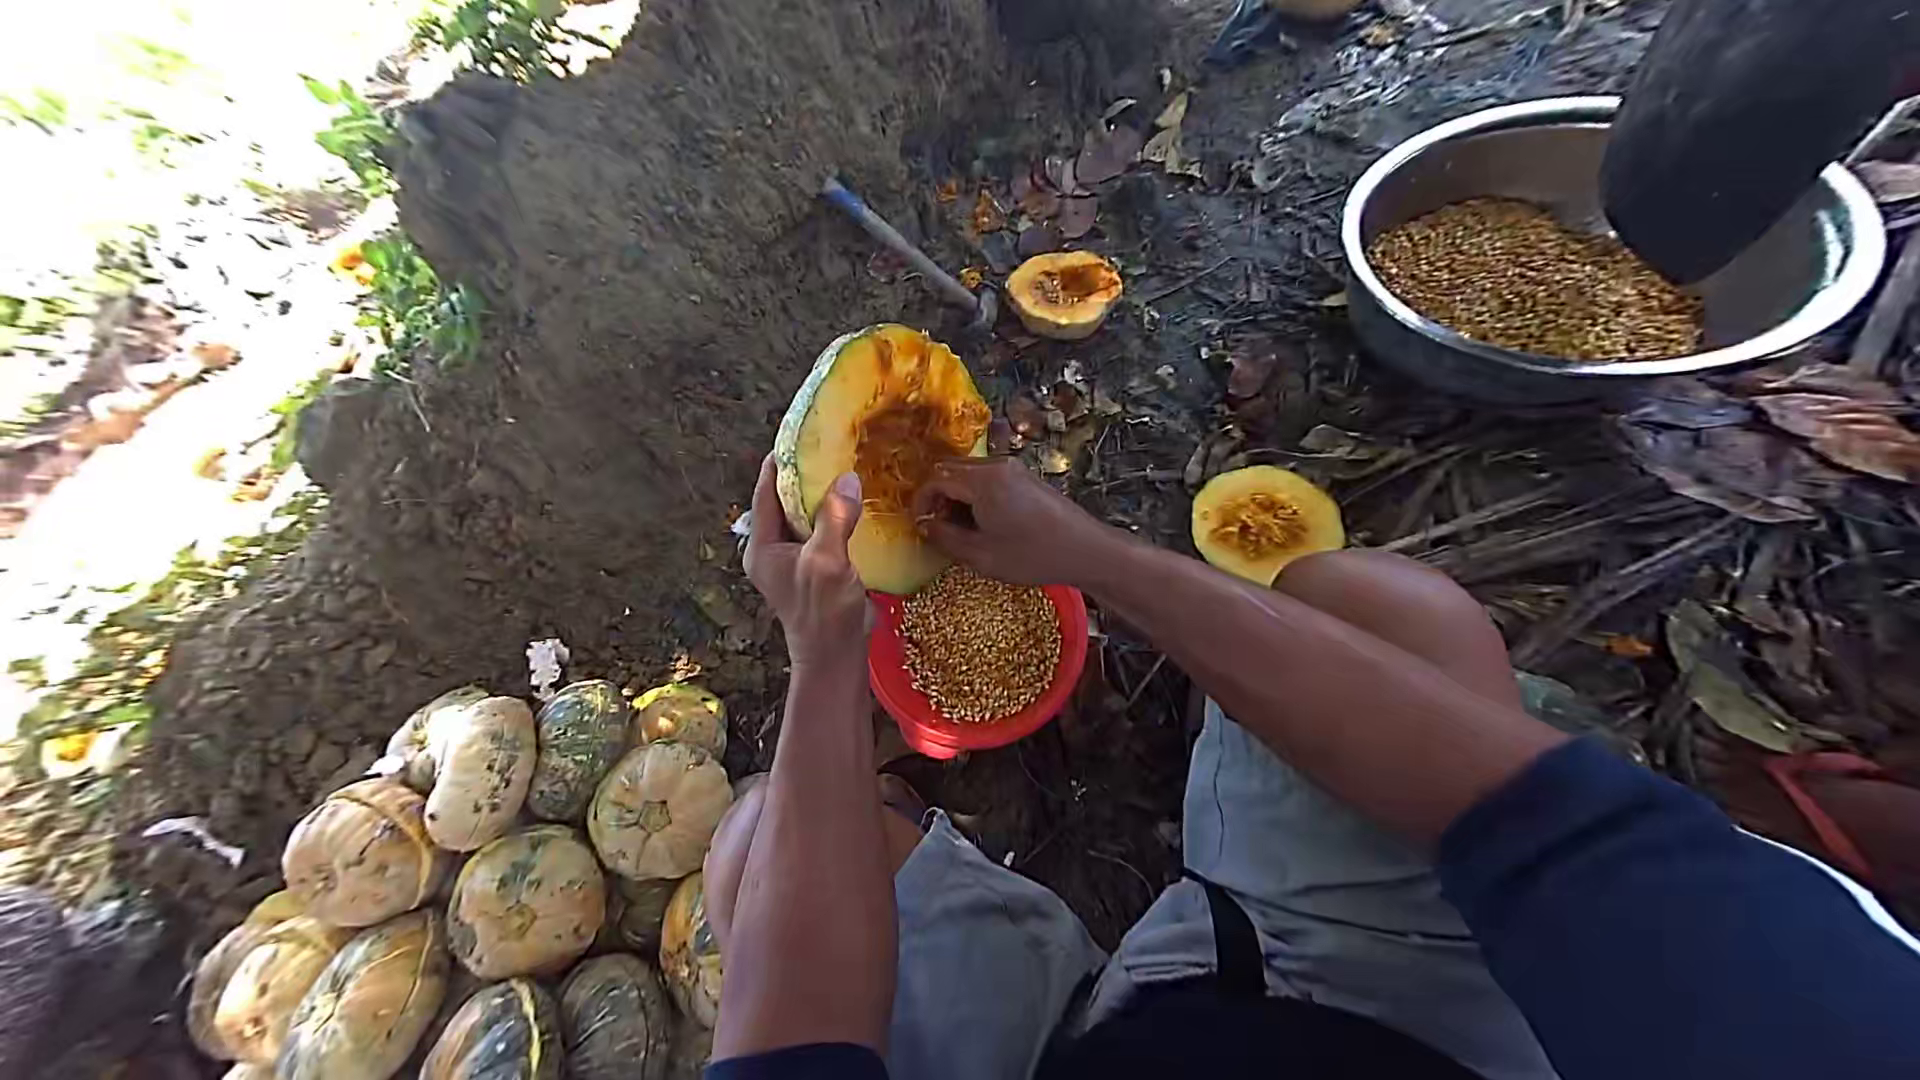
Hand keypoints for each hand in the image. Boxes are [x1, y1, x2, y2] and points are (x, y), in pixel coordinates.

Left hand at [744, 455, 869, 670]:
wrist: (836, 654)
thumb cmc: (823, 612)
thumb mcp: (827, 562)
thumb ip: (834, 519)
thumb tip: (847, 480)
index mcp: (763, 547)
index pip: (765, 494)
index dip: (778, 464)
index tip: (796, 437)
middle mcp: (774, 549)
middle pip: (786, 501)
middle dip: (805, 476)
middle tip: (827, 447)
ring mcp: (796, 558)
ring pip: (807, 515)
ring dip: (824, 495)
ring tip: (844, 466)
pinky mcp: (818, 565)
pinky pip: (824, 530)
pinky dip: (837, 514)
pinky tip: (855, 500)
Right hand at [911, 456, 1112, 584]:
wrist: (1085, 549)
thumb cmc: (1032, 556)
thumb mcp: (981, 554)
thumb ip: (945, 538)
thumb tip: (924, 525)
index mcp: (983, 481)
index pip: (935, 478)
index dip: (921, 502)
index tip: (921, 527)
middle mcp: (997, 465)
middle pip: (949, 469)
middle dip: (937, 496)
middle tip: (939, 527)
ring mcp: (1013, 468)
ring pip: (968, 472)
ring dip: (955, 495)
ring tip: (961, 528)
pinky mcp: (1024, 477)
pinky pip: (986, 477)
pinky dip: (974, 494)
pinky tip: (983, 522)